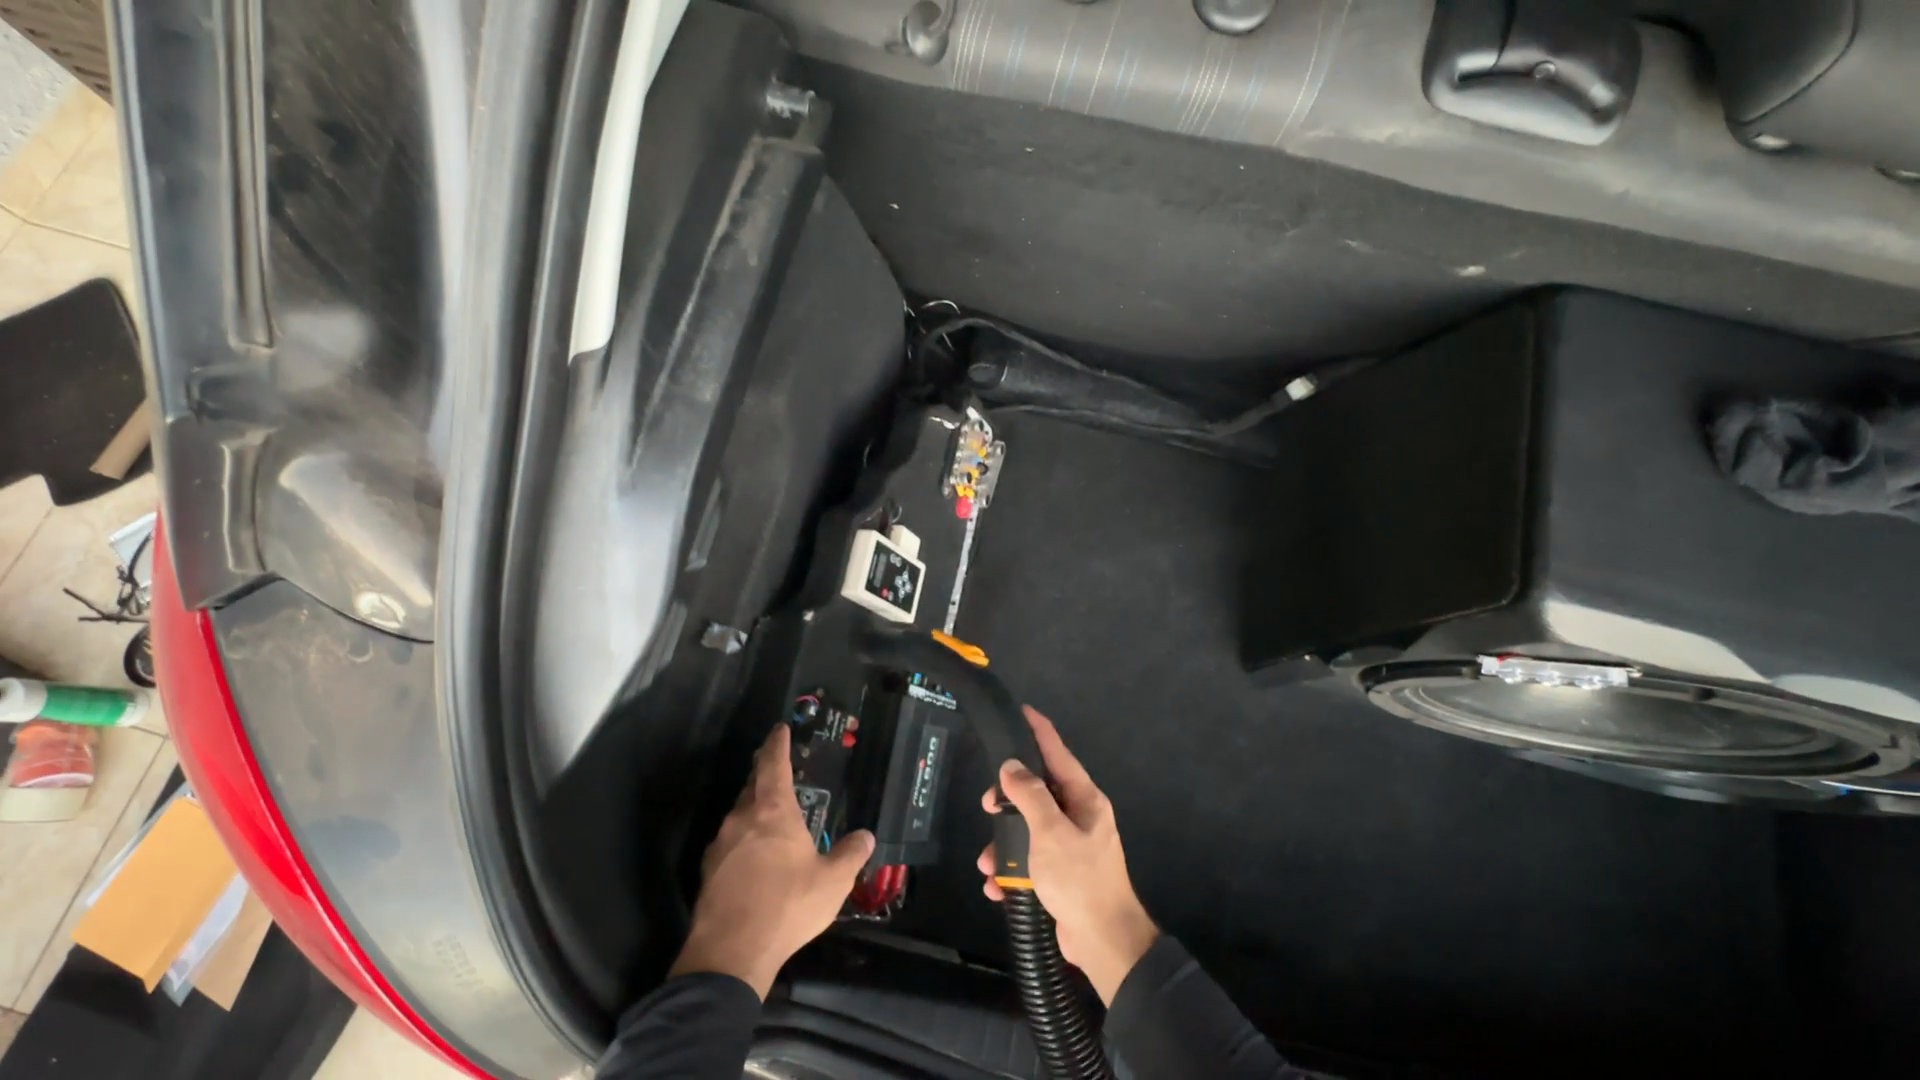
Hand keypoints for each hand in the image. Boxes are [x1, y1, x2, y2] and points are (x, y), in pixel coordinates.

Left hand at [671, 724, 874, 998]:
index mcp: (773, 811)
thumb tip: (865, 836)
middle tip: (776, 766)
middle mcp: (742, 818)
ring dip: (754, 807)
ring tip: (770, 813)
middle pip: (752, 785)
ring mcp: (721, 844)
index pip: (773, 764)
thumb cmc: (787, 905)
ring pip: (739, 814)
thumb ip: (850, 855)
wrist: (731, 951)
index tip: (779, 729)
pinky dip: (744, 838)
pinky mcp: (709, 870)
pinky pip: (730, 842)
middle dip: (764, 772)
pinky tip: (754, 855)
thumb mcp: (833, 881)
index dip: (777, 744)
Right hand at [976, 706, 1158, 1004]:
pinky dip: (1012, 872)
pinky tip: (998, 887)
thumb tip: (1012, 766)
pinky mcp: (1060, 875)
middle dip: (1008, 801)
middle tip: (987, 806)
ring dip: (1004, 846)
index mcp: (1085, 801)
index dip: (1040, 732)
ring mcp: (1070, 847)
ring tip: (988, 863)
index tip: (1023, 711)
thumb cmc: (1079, 880)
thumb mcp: (1050, 833)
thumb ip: (1030, 796)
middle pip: (1037, 793)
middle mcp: (1079, 818)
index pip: (1059, 755)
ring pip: (1028, 830)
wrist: (1104, 942)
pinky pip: (1030, 862)